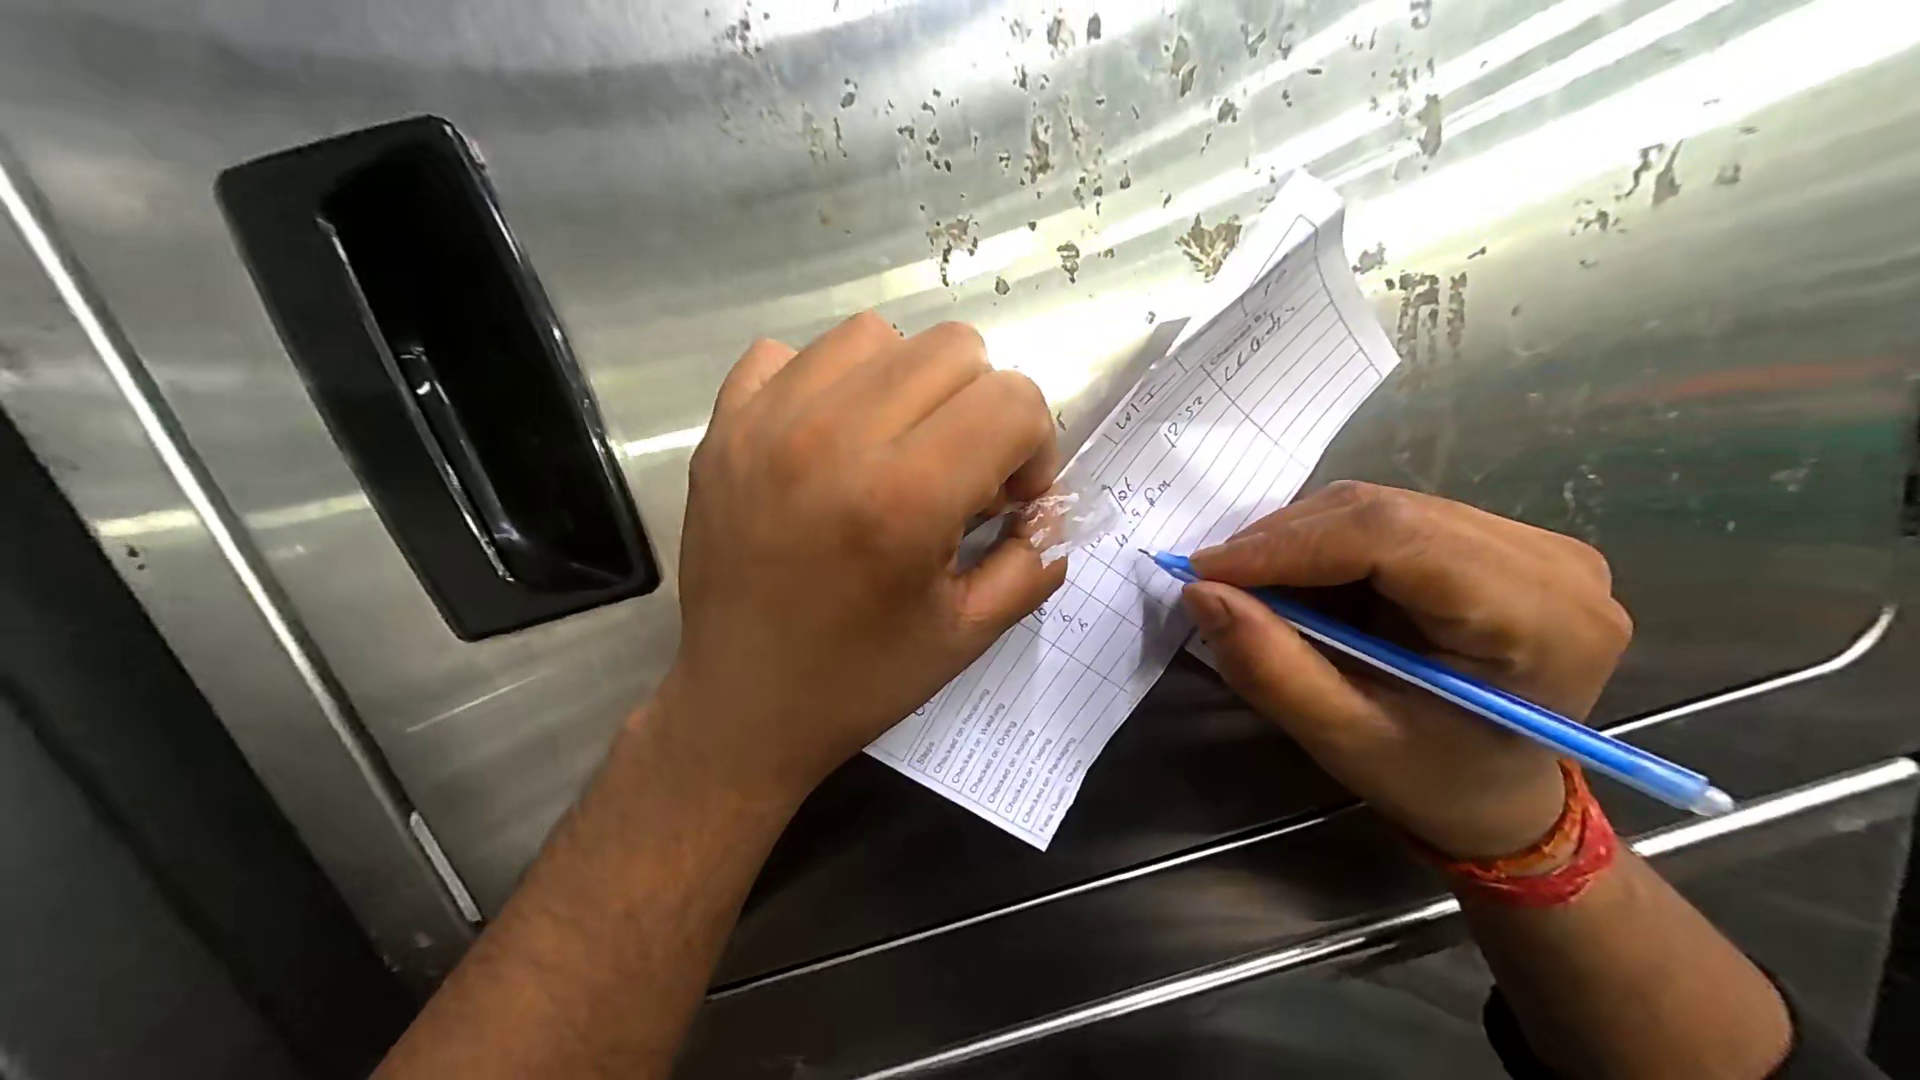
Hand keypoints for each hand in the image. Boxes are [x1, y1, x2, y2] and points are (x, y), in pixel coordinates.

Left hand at [659, 314, 1066, 801]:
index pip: (1013, 400)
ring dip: (910, 384)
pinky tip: (830, 442)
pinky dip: (829, 384)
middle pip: (954, 348)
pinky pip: (791, 353)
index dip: (1035, 447)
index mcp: (904, 499)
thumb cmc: (862, 679)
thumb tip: (1048, 502)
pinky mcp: (724, 427)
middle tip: (959, 475)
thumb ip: (1037, 556)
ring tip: (897, 449)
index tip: (1008, 501)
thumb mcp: (972, 632)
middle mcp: (833, 439)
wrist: (742, 708)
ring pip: (877, 335)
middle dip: (982, 408)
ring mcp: (766, 424)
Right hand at [1182, 481, 1632, 859]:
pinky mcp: (1487, 540)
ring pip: (1374, 506)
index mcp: (1539, 616)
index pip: (1392, 537)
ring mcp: (1522, 541)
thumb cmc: (1434, 780)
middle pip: (1380, 511)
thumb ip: (1272, 667)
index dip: (1287, 545)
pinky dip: (1317, 545)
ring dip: (1294, 540)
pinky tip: (1294, 581)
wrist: (1499, 791)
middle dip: (1280, 541)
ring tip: (1250, 585)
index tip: (1206, 571)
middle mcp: (1546, 559)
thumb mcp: (1345, 738)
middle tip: (1217, 579)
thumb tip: (1201, 593)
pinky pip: (1379, 518)